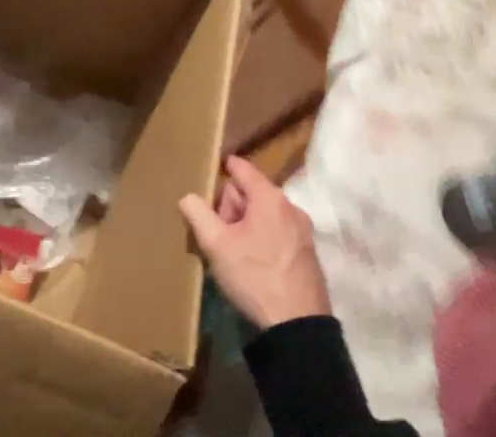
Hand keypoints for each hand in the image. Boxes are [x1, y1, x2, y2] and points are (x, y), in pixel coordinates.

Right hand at [179, 155, 330, 327]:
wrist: (297, 327)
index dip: (222, 167)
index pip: (241, 168)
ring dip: (244, 224)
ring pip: (263, 213)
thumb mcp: (216, 245)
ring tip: (231, 251)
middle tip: (217, 233)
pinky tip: (250, 261)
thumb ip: (197, 213)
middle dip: (230, 207)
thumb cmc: (254, 277)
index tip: (205, 173)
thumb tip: (188, 196)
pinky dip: (261, 237)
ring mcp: (303, 231)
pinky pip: (277, 231)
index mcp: (270, 198)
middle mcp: (291, 208)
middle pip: (251, 193)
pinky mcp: (307, 252)